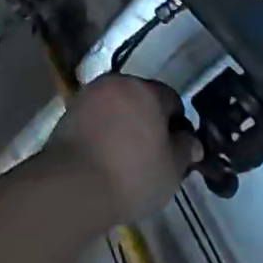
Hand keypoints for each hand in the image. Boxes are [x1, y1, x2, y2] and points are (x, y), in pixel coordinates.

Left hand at [45, 74, 201, 221]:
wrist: (77, 180)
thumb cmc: (134, 173)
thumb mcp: (173, 168)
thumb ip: (185, 148)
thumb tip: (190, 139)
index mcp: (144, 90)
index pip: (170, 97)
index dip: (178, 122)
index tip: (179, 147)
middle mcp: (115, 82)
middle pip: (141, 96)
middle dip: (150, 118)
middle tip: (155, 151)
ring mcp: (89, 92)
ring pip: (117, 103)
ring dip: (125, 120)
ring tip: (129, 153)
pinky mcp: (72, 107)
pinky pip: (97, 112)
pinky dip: (105, 125)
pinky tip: (107, 151)